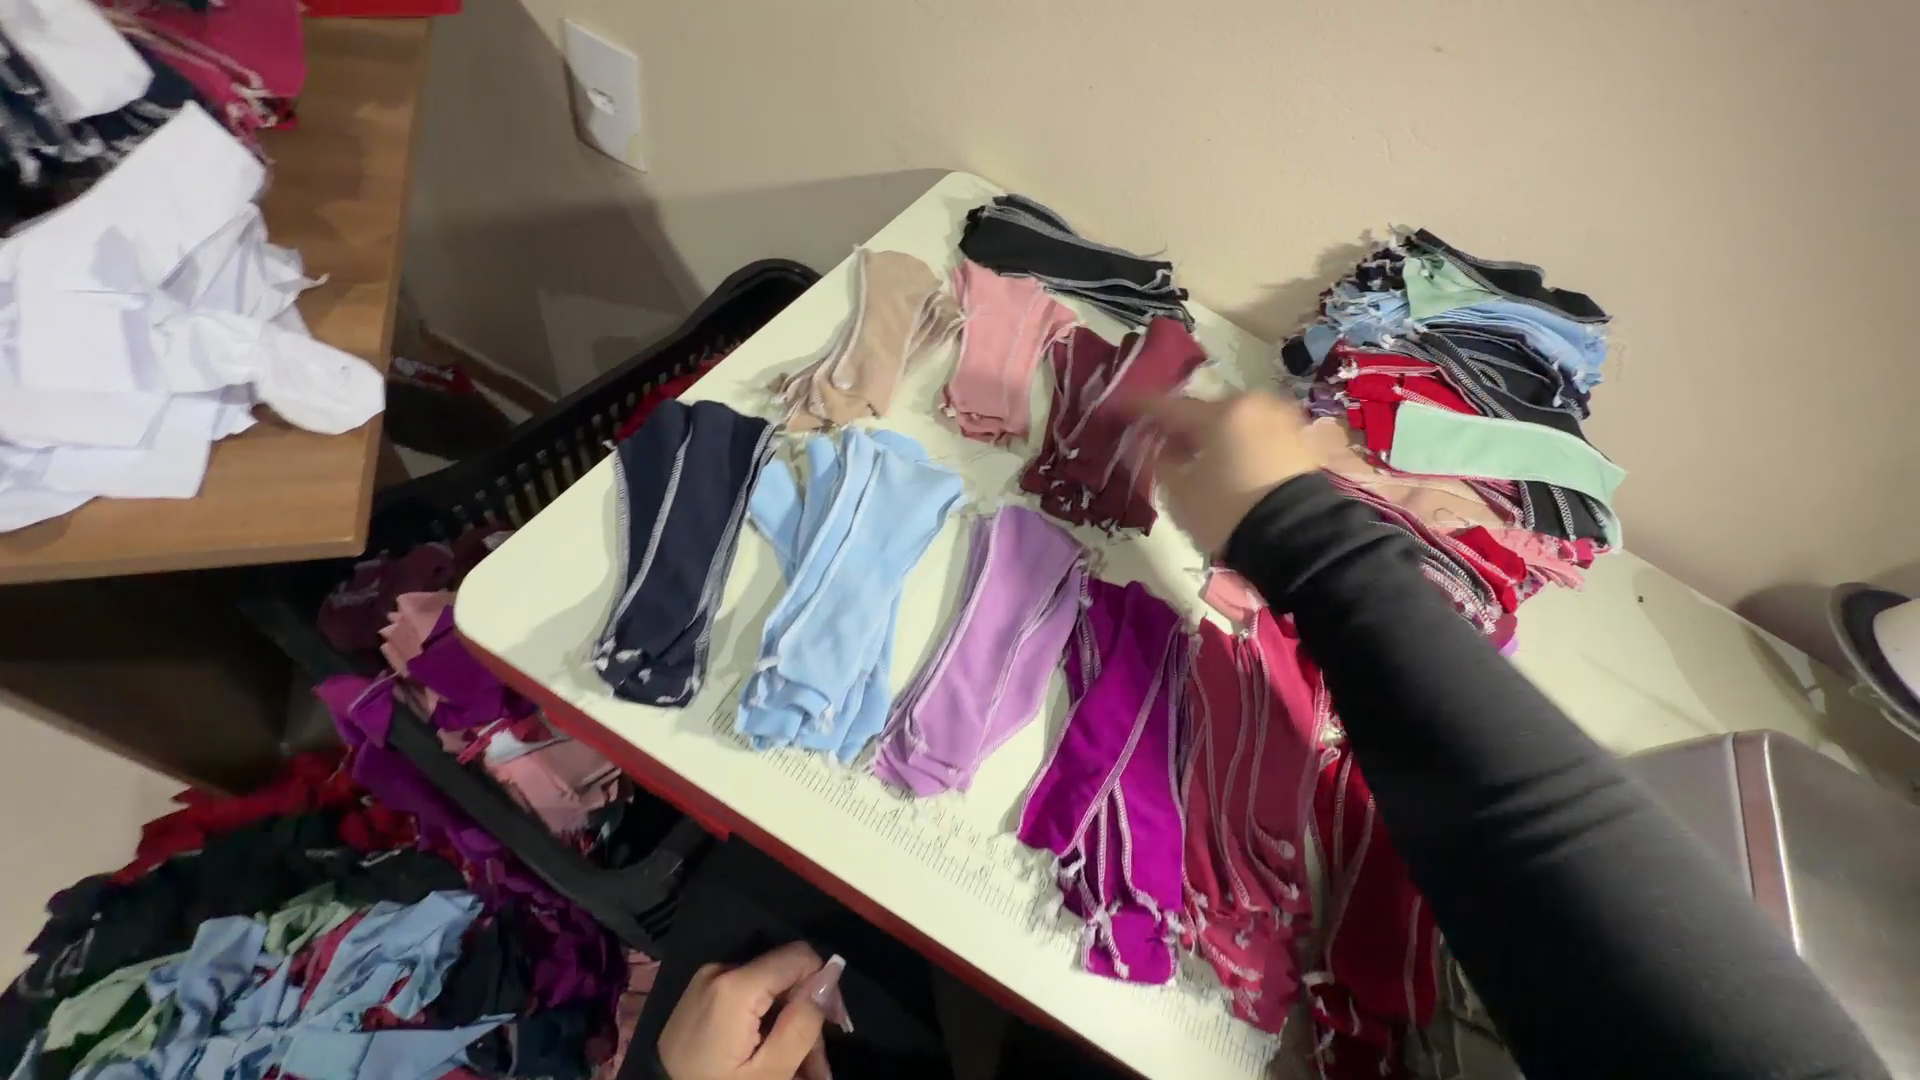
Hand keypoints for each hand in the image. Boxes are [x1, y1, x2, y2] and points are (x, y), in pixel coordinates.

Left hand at [658, 943, 847, 1079]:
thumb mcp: (768, 1074)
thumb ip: (803, 1022)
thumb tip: (832, 971)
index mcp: (736, 985)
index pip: (801, 956)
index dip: (825, 986)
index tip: (836, 1028)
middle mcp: (721, 970)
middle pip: (785, 977)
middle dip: (807, 1018)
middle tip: (817, 1069)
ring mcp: (707, 982)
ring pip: (768, 992)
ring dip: (788, 1026)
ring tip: (800, 1072)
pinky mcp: (700, 996)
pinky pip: (746, 1000)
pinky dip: (765, 1024)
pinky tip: (771, 1057)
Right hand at [1139, 391, 1317, 554]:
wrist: (1298, 540)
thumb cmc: (1228, 513)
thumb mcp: (1180, 493)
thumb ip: (1157, 460)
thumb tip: (1147, 445)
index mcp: (1222, 412)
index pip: (1168, 407)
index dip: (1138, 408)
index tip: (1117, 408)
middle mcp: (1255, 404)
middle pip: (1205, 413)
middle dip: (1181, 428)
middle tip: (1161, 447)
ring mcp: (1283, 420)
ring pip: (1233, 424)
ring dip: (1211, 438)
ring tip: (1196, 462)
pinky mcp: (1301, 442)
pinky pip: (1256, 437)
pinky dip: (1237, 446)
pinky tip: (1227, 469)